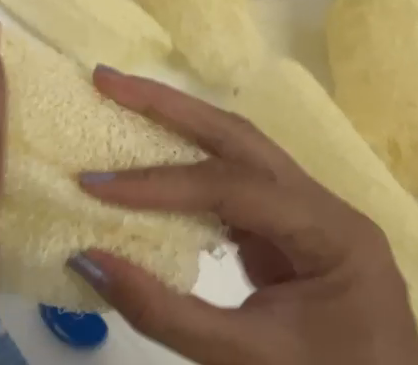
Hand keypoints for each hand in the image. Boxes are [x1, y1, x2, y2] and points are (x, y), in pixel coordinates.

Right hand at [69, 67, 417, 364]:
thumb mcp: (247, 362)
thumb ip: (164, 312)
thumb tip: (83, 257)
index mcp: (334, 235)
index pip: (233, 186)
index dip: (158, 183)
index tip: (92, 186)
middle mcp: (325, 209)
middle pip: (237, 137)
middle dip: (166, 105)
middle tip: (103, 80)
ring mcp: (307, 218)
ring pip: (234, 148)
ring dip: (174, 119)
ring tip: (117, 94)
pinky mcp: (285, 234)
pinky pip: (228, 181)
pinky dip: (182, 160)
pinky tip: (146, 152)